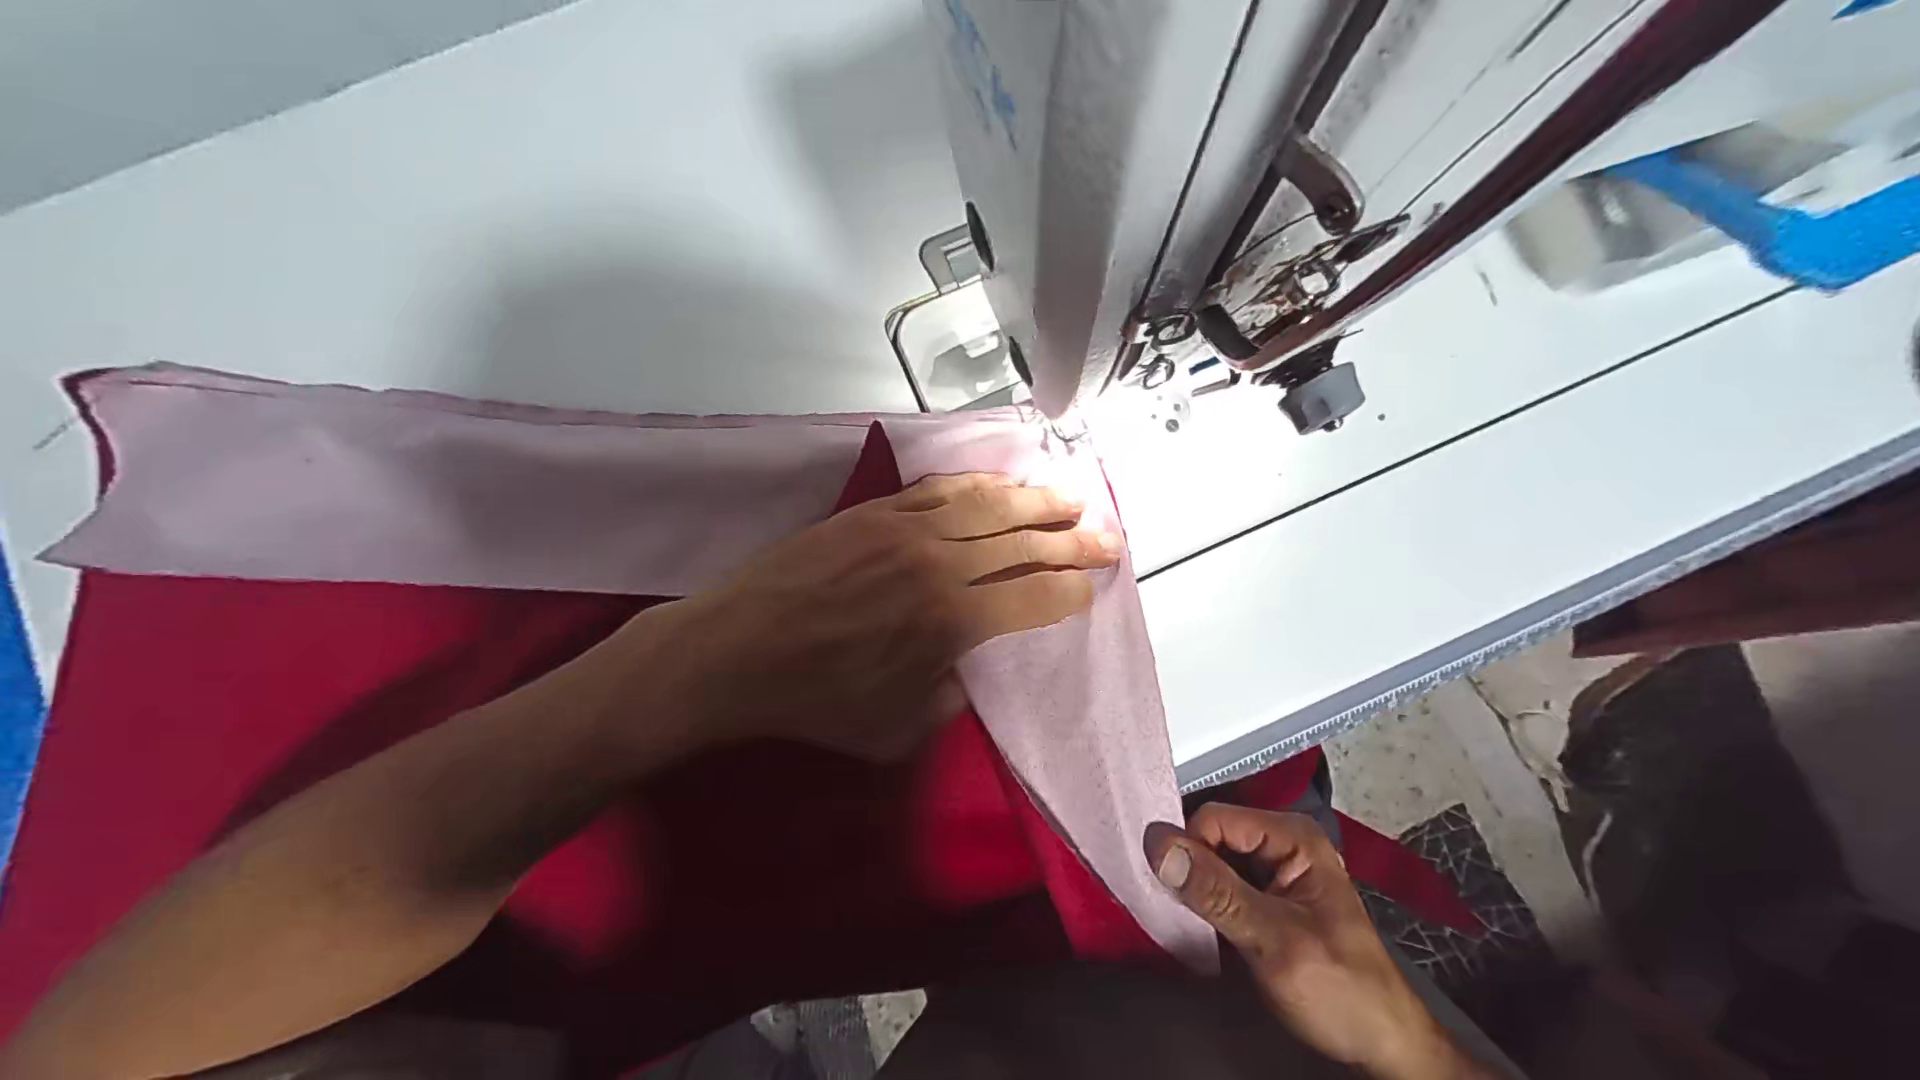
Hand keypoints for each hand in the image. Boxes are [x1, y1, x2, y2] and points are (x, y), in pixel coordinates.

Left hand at [613, 472, 1119, 759]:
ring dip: (1037, 501)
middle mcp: (941, 565)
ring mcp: (907, 529)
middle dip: (1075, 539)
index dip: (1072, 591)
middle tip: (1109, 534)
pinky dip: (979, 485)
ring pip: (989, 505)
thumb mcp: (897, 731)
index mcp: (952, 622)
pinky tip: (1000, 484)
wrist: (739, 650)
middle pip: (1025, 543)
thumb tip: (969, 662)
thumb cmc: (817, 699)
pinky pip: (941, 489)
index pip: (1036, 598)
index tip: (1093, 587)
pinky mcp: (876, 511)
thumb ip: (950, 697)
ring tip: (1071, 498)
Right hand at [1143, 807, 1492, 1079]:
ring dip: (1192, 889)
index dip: (1188, 851)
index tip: (1174, 893)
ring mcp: (1271, 869)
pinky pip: (1216, 883)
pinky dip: (1202, 903)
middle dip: (1188, 869)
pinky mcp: (1261, 896)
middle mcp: (1279, 841)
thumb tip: (1156, 844)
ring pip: (1208, 860)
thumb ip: (1216, 893)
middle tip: (1181, 912)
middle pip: (1208, 836)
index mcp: (1292, 836)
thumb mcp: (1276, 943)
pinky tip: (1200, 927)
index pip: (1212, 819)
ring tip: (1189, 922)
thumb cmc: (1342, 994)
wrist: (1382, 1052)